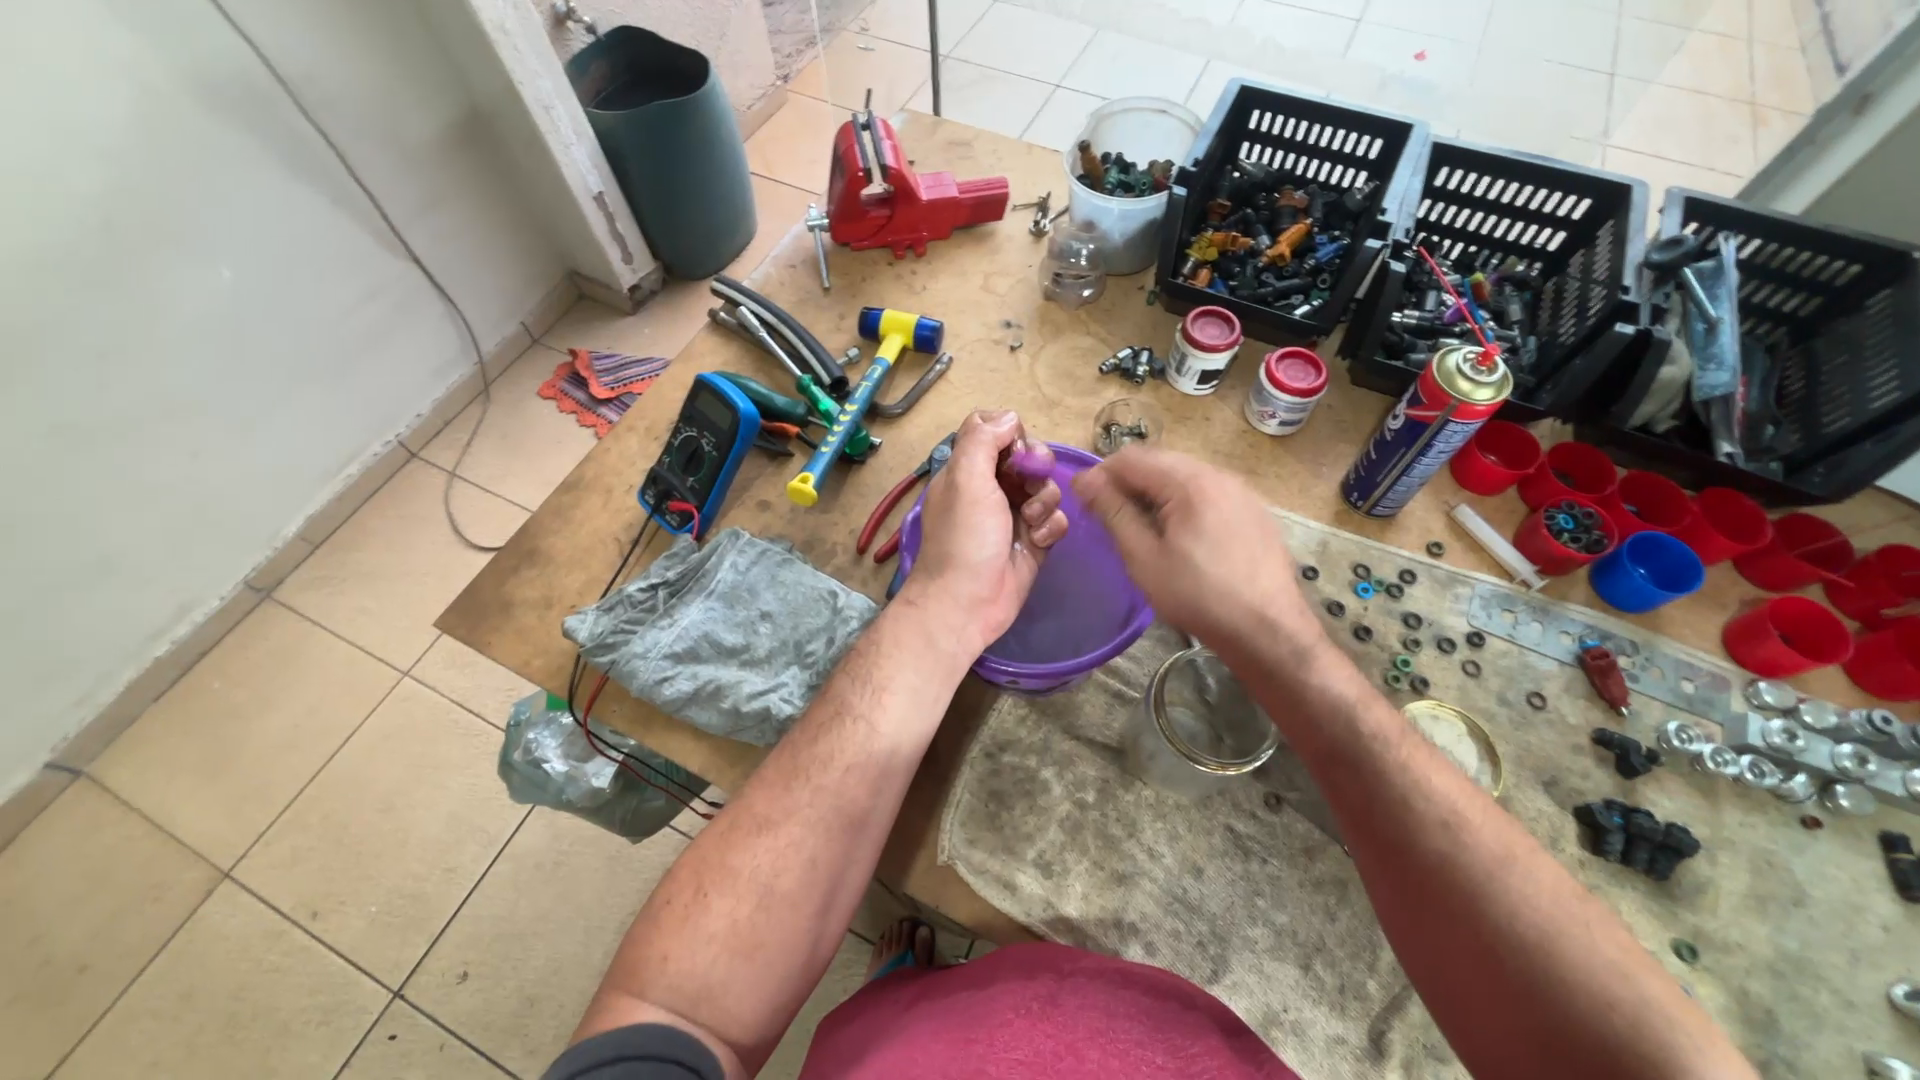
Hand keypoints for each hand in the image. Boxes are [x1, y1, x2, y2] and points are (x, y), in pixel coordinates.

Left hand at [902, 411, 1067, 654]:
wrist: (968, 603)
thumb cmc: (965, 538)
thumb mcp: (966, 479)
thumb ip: (983, 439)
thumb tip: (1009, 417)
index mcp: (968, 471)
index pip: (995, 432)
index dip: (1011, 436)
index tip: (1014, 451)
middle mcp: (990, 490)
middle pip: (1028, 458)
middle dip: (1036, 468)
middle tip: (1029, 485)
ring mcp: (1013, 517)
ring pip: (1046, 488)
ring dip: (1045, 501)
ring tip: (1031, 522)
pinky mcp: (1033, 543)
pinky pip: (1055, 521)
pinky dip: (1051, 528)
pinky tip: (1038, 542)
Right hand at [1072, 445, 1322, 665]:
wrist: (1269, 629)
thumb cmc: (1198, 597)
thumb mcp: (1144, 558)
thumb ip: (1114, 513)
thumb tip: (1084, 480)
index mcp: (1189, 481)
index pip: (1130, 457)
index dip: (1100, 476)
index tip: (1085, 505)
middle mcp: (1218, 474)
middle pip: (1159, 461)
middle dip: (1128, 484)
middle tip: (1111, 520)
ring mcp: (1241, 490)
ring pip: (1184, 476)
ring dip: (1155, 494)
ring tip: (1143, 531)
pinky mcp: (1253, 510)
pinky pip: (1208, 492)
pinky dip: (1184, 504)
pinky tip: (1181, 538)